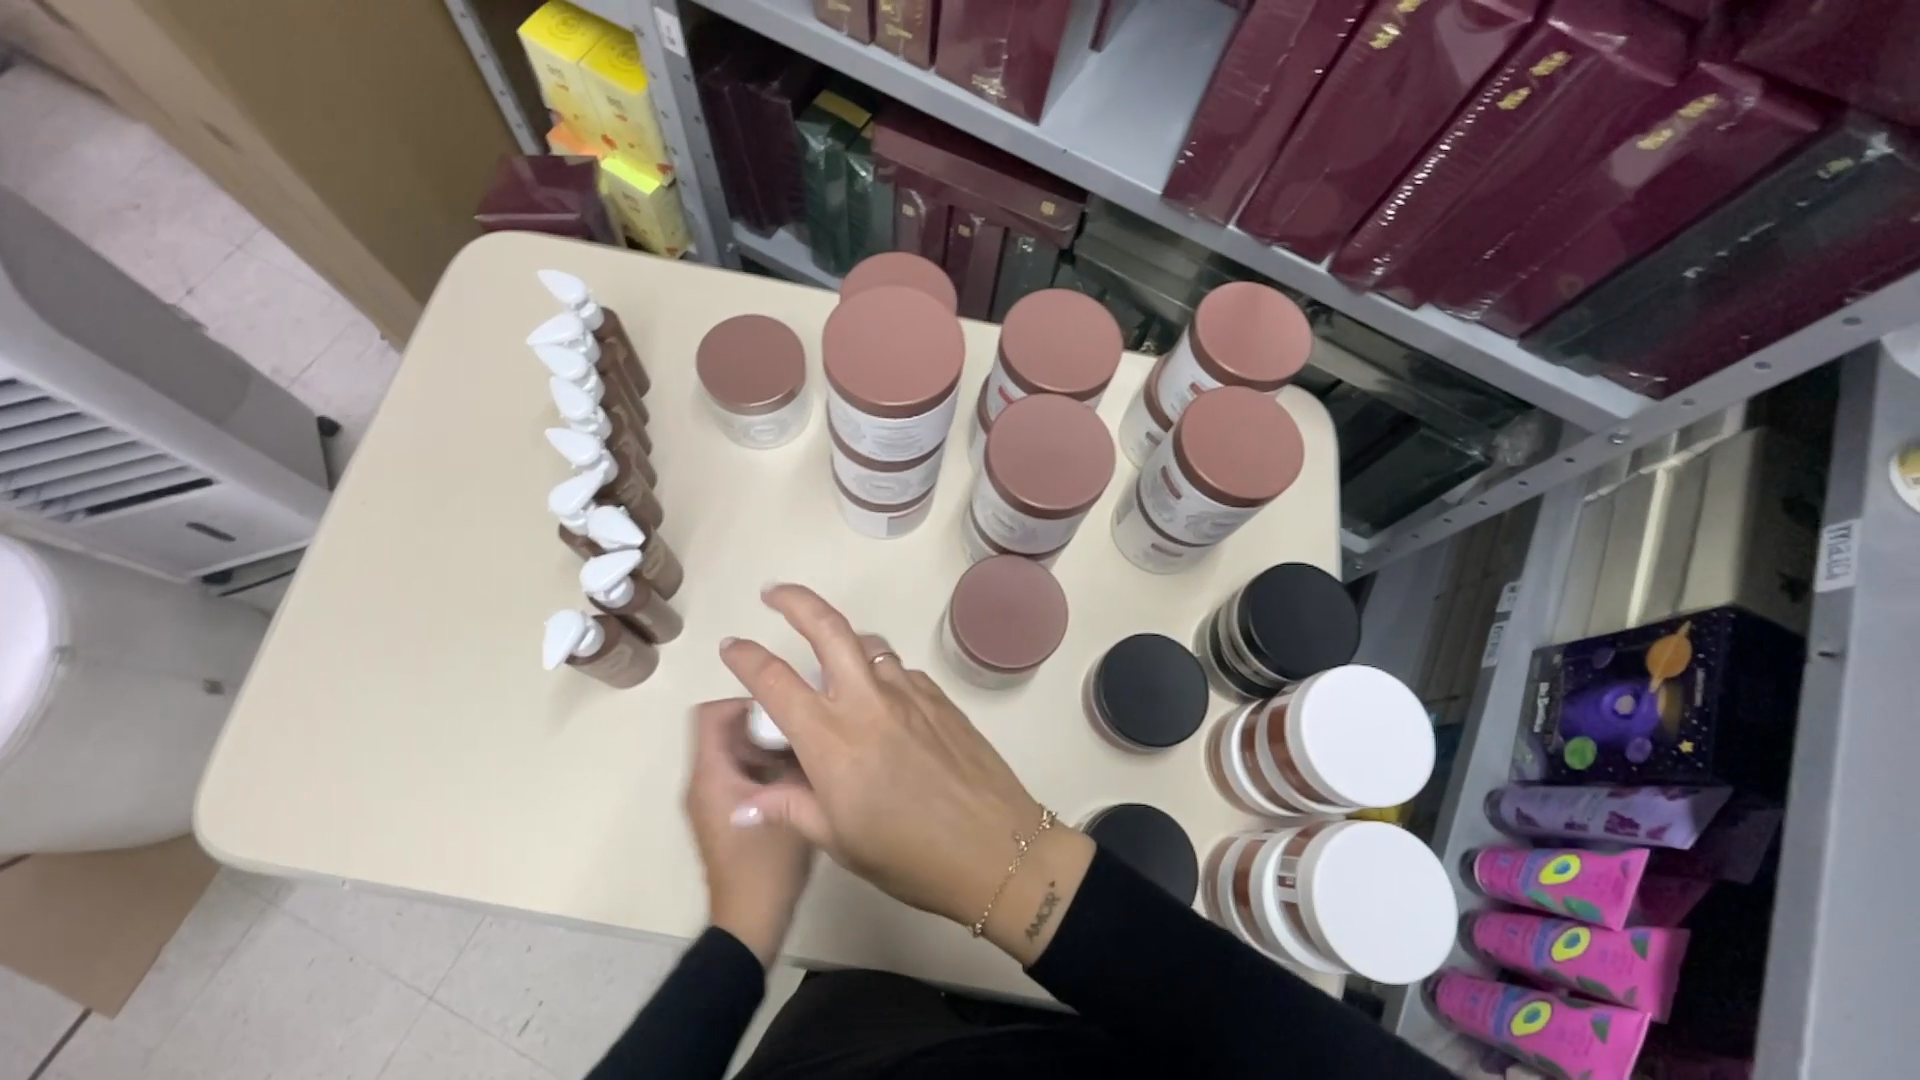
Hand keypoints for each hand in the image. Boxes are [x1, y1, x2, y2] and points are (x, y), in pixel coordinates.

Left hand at [683, 700, 813, 966]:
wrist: (749, 920)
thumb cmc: (767, 864)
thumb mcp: (791, 804)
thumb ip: (796, 761)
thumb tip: (807, 727)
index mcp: (710, 774)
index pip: (710, 713)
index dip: (744, 702)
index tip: (783, 709)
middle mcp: (702, 782)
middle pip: (723, 731)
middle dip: (761, 723)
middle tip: (801, 730)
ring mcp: (710, 800)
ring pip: (733, 753)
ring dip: (765, 746)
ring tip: (804, 751)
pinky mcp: (723, 815)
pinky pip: (738, 774)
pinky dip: (762, 767)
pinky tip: (797, 779)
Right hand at [719, 584, 1093, 963]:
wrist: (997, 850)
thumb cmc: (909, 856)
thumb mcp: (839, 841)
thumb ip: (789, 808)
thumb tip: (742, 806)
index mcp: (832, 739)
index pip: (775, 681)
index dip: (746, 657)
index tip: (731, 646)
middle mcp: (868, 702)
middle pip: (829, 628)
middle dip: (795, 601)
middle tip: (773, 593)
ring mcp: (910, 694)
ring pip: (869, 645)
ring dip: (843, 640)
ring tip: (829, 654)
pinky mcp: (941, 699)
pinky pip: (900, 671)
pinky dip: (880, 672)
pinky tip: (880, 701)